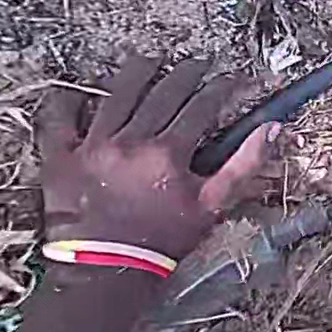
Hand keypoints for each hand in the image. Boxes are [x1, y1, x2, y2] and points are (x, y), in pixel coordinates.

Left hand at [34, 56, 275, 261]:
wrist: (108, 272)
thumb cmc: (166, 239)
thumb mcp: (214, 204)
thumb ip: (244, 164)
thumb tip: (273, 128)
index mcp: (169, 152)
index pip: (202, 105)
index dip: (221, 87)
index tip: (232, 77)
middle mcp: (131, 140)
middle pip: (163, 92)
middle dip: (186, 73)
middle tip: (199, 63)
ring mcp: (92, 145)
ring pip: (116, 94)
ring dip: (138, 72)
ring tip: (151, 59)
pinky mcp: (60, 157)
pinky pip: (58, 118)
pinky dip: (65, 100)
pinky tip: (76, 89)